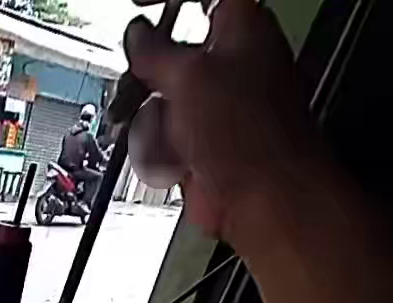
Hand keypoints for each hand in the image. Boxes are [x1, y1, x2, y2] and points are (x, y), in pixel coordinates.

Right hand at [118, 0, 329, 243]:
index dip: (165, 4)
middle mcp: (228, 66)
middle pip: (170, 57)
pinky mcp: (199, 146)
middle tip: (136, 88)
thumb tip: (137, 35)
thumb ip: (156, 51)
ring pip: (160, 103)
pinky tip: (170, 160)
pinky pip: (163, 140)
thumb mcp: (189, 78)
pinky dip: (158, 151)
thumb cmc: (247, 133)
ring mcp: (212, 109)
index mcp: (239, 28)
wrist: (256, 194)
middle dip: (148, 79)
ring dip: (151, 124)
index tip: (140, 9)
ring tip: (159, 138)